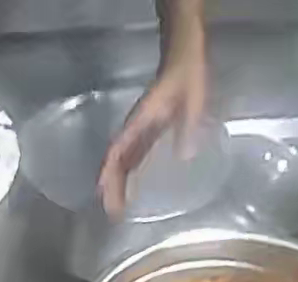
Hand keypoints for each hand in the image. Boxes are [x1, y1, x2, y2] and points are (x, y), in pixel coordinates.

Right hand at [97, 6, 208, 219]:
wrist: (183, 52)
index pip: (119, 150)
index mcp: (142, 121)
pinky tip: (131, 189)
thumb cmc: (187, 72)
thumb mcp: (194, 98)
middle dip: (111, 186)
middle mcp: (136, 128)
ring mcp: (140, 130)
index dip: (109, 172)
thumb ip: (189, 124)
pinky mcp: (146, 131)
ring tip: (116, 207)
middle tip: (112, 213)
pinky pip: (132, 156)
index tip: (103, 192)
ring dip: (117, 183)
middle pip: (116, 161)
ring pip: (122, 160)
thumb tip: (185, 156)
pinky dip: (127, 174)